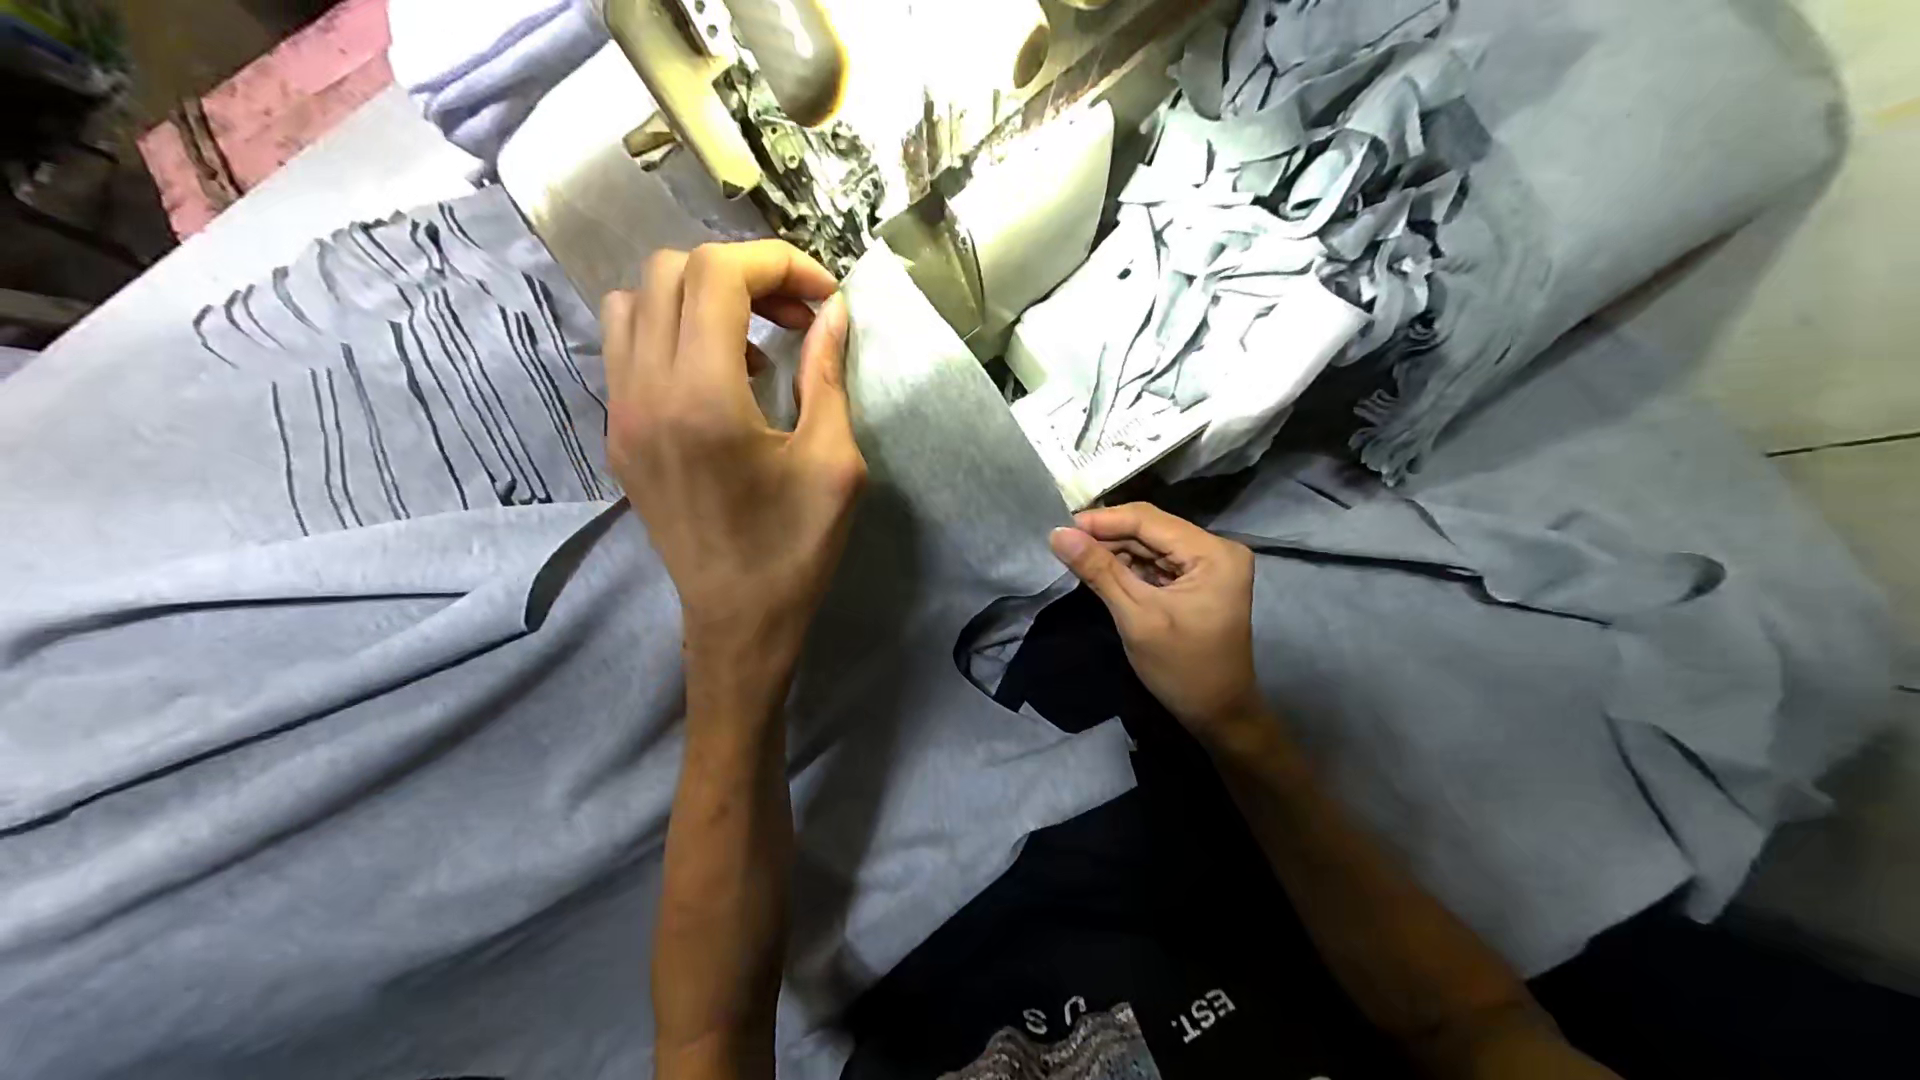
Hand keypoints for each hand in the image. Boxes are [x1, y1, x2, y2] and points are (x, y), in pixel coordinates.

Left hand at [602, 241, 866, 670]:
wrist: (736, 619)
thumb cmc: (795, 549)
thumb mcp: (835, 462)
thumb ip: (827, 374)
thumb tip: (833, 312)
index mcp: (704, 398)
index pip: (719, 275)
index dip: (779, 265)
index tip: (826, 298)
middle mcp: (646, 392)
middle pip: (672, 271)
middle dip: (744, 275)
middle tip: (797, 316)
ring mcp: (620, 412)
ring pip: (635, 299)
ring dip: (700, 298)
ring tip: (753, 342)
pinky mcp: (616, 434)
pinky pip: (625, 346)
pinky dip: (671, 331)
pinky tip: (718, 375)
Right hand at [1049, 503, 1264, 746]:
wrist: (1218, 714)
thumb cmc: (1181, 669)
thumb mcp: (1135, 616)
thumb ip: (1098, 570)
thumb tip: (1058, 534)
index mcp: (1213, 553)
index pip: (1149, 520)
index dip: (1102, 521)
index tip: (1060, 528)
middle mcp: (1216, 549)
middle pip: (1150, 529)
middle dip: (1106, 535)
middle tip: (1063, 543)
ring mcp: (1209, 564)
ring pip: (1150, 544)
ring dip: (1114, 550)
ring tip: (1075, 555)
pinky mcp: (1198, 580)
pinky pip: (1156, 562)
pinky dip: (1128, 566)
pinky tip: (1100, 569)